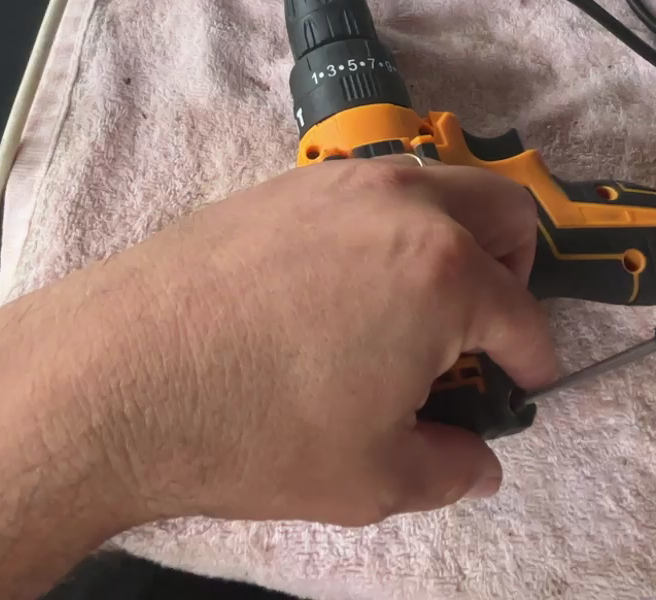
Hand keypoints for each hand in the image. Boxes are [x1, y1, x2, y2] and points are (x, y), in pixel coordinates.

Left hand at [18, 160, 556, 528]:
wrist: (122, 370)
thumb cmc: (256, 428)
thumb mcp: (371, 476)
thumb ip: (448, 468)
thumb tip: (479, 462)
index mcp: (443, 271)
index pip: (524, 315)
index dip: (533, 361)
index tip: (521, 384)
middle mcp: (405, 203)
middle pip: (505, 212)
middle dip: (513, 272)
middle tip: (479, 330)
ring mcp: (344, 180)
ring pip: (439, 187)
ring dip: (455, 239)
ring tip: (413, 305)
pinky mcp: (293, 179)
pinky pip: (373, 189)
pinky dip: (392, 226)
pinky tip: (346, 282)